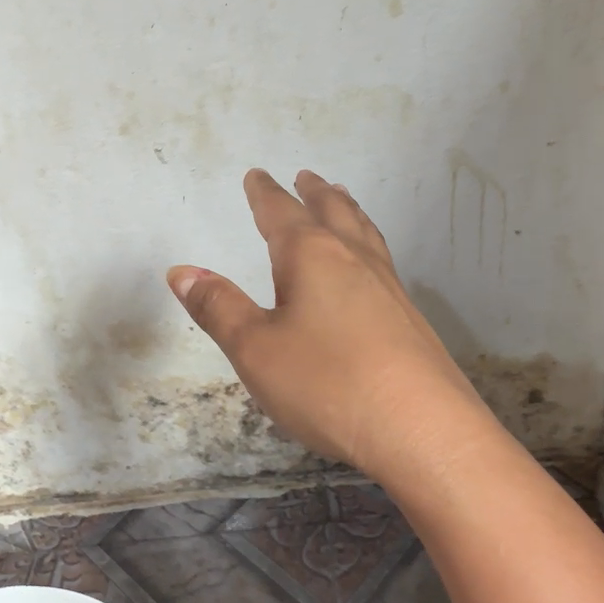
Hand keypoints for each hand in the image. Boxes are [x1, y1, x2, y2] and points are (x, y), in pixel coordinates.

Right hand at [166, 168, 494, 475]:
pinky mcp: (409, 317)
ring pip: (365, 233)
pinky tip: (369, 268)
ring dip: (348, 211)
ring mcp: (389, 286)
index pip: (282, 212)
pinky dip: (367, 244)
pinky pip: (382, 261)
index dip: (265, 194)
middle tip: (307, 176)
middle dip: (314, 193)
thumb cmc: (327, 383)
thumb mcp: (256, 350)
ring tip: (342, 201)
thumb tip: (182, 271)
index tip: (257, 175)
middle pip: (333, 212)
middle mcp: (354, 259)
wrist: (421, 426)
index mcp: (312, 256)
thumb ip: (219, 308)